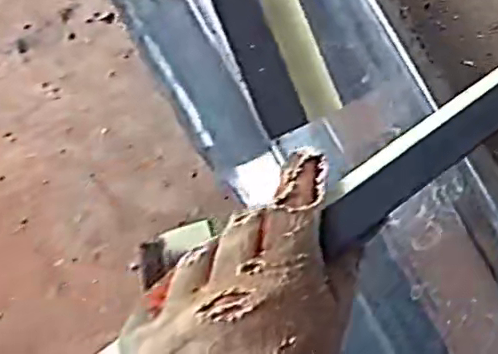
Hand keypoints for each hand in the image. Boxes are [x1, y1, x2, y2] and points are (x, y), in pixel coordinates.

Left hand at [119, 151, 352, 353]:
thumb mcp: (331, 320)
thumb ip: (344, 269)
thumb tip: (358, 231)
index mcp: (284, 270)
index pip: (296, 203)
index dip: (304, 176)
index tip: (308, 161)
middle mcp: (230, 279)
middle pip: (248, 220)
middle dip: (265, 217)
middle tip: (276, 225)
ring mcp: (181, 309)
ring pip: (201, 252)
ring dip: (220, 251)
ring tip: (233, 266)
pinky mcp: (140, 340)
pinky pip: (153, 299)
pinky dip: (173, 292)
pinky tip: (188, 302)